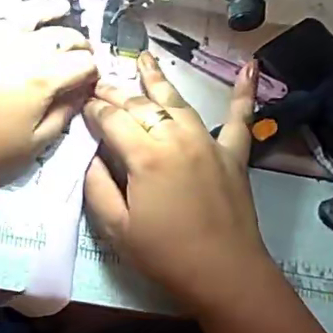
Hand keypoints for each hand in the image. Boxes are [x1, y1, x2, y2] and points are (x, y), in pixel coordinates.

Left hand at [0, 0, 98, 189]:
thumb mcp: (36, 144)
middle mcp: (22, 48)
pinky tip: (6, 2)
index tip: (91, 81)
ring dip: (49, 11)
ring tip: (59, 9)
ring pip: (28, 12)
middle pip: (63, 36)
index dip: (93, 72)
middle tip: (79, 56)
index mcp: (43, 78)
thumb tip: (81, 92)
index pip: (84, 63)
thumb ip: (64, 113)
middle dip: (78, 45)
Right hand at [82, 53, 274, 314]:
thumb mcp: (117, 228)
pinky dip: (244, 93)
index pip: (112, 119)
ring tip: (146, 58)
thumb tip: (90, 156)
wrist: (224, 274)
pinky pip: (239, 119)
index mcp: (145, 156)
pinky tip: (250, 67)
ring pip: (179, 102)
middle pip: (141, 105)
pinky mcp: (233, 155)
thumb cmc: (165, 255)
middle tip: (101, 80)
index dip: (94, 109)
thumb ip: (97, 187)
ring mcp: (208, 143)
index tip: (81, 102)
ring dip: (159, 80)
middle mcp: (176, 138)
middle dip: (117, 91)